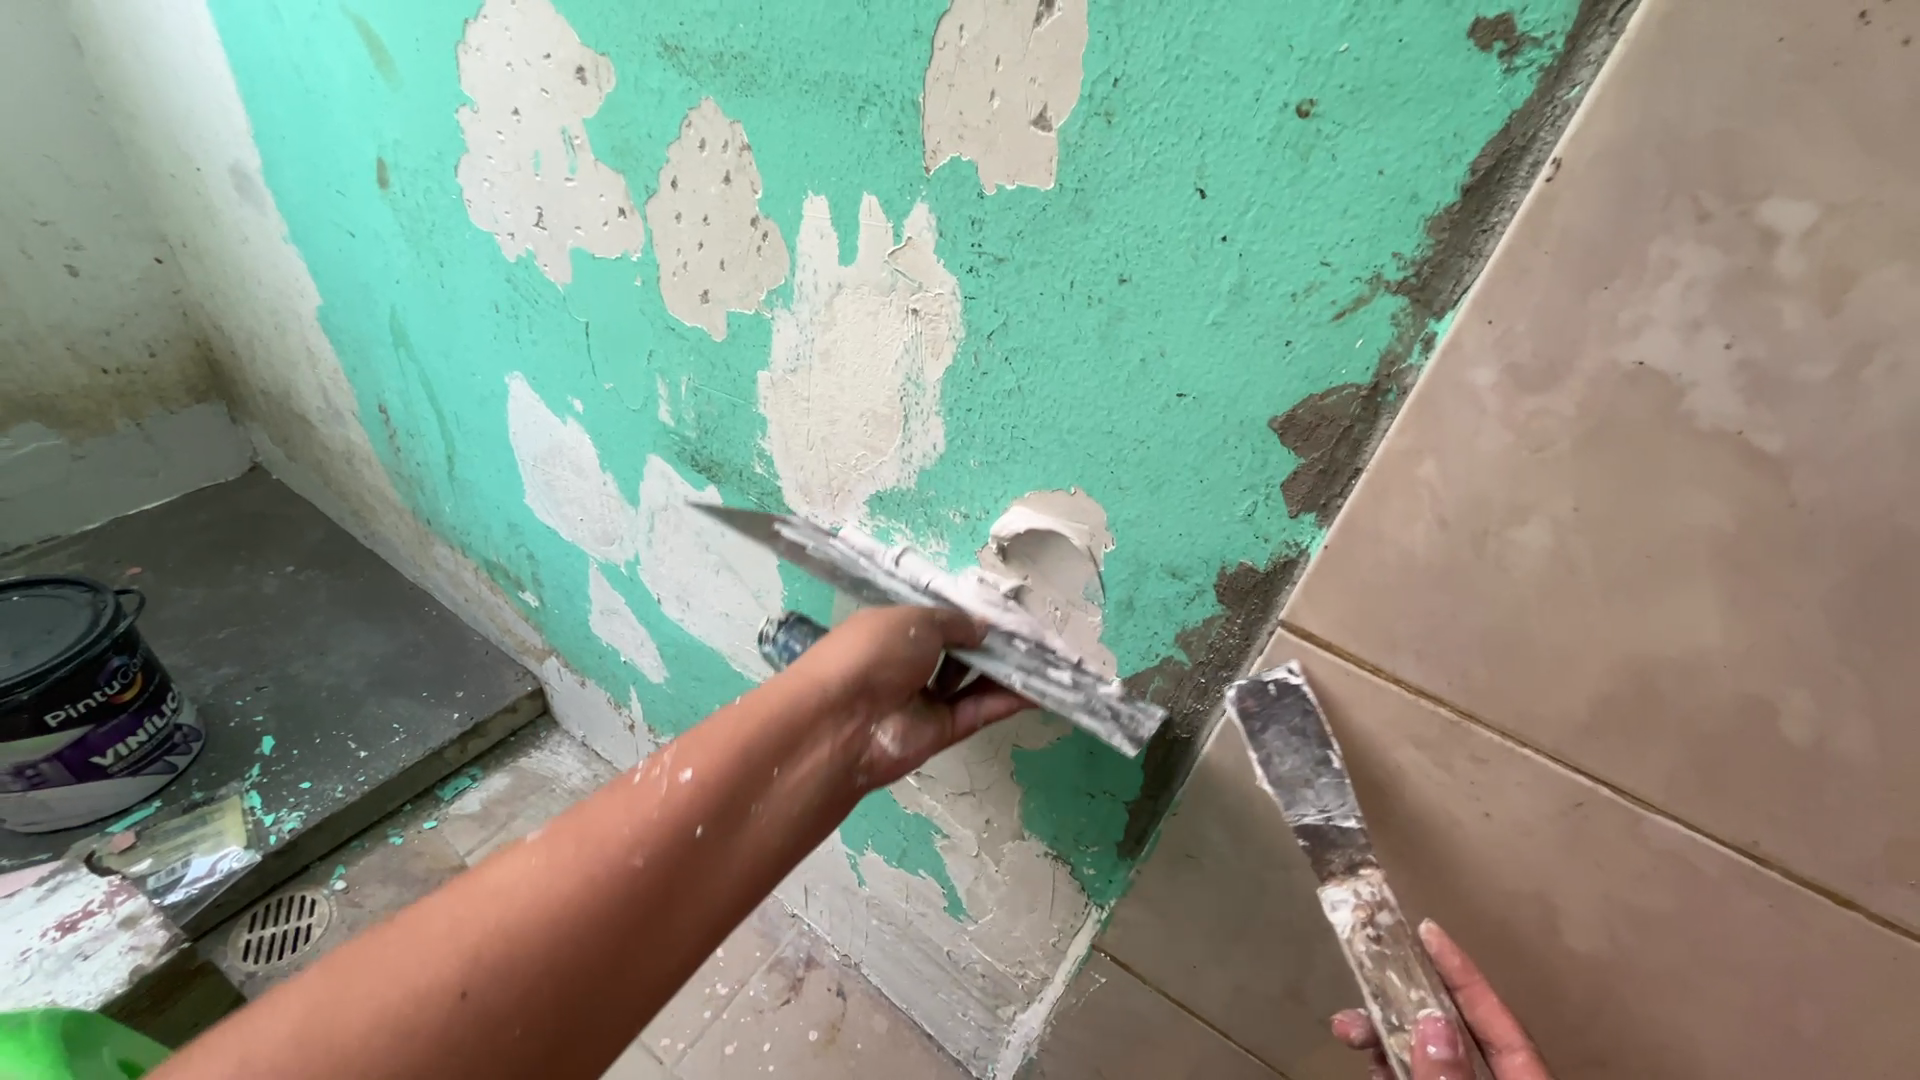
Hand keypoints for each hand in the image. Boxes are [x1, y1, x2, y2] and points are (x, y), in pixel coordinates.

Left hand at [781, 606, 1029, 789]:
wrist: (842, 721)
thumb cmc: (872, 653)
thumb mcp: (914, 620)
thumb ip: (954, 623)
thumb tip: (984, 628)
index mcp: (895, 631)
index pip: (939, 622)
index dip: (970, 618)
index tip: (1006, 614)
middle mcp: (911, 664)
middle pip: (961, 653)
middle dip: (994, 645)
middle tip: (1035, 636)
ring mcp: (927, 699)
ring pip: (975, 683)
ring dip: (1008, 671)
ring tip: (1048, 658)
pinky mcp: (943, 731)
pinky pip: (980, 710)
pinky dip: (1010, 700)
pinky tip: (1042, 687)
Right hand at [1330, 920, 1551, 1079]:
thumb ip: (1451, 1079)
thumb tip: (1431, 1021)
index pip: (1498, 1020)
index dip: (1462, 973)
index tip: (1426, 929)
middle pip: (1453, 1033)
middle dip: (1404, 1004)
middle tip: (1363, 981)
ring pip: (1428, 1057)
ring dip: (1386, 1037)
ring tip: (1348, 1031)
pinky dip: (1392, 1069)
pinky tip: (1370, 1065)